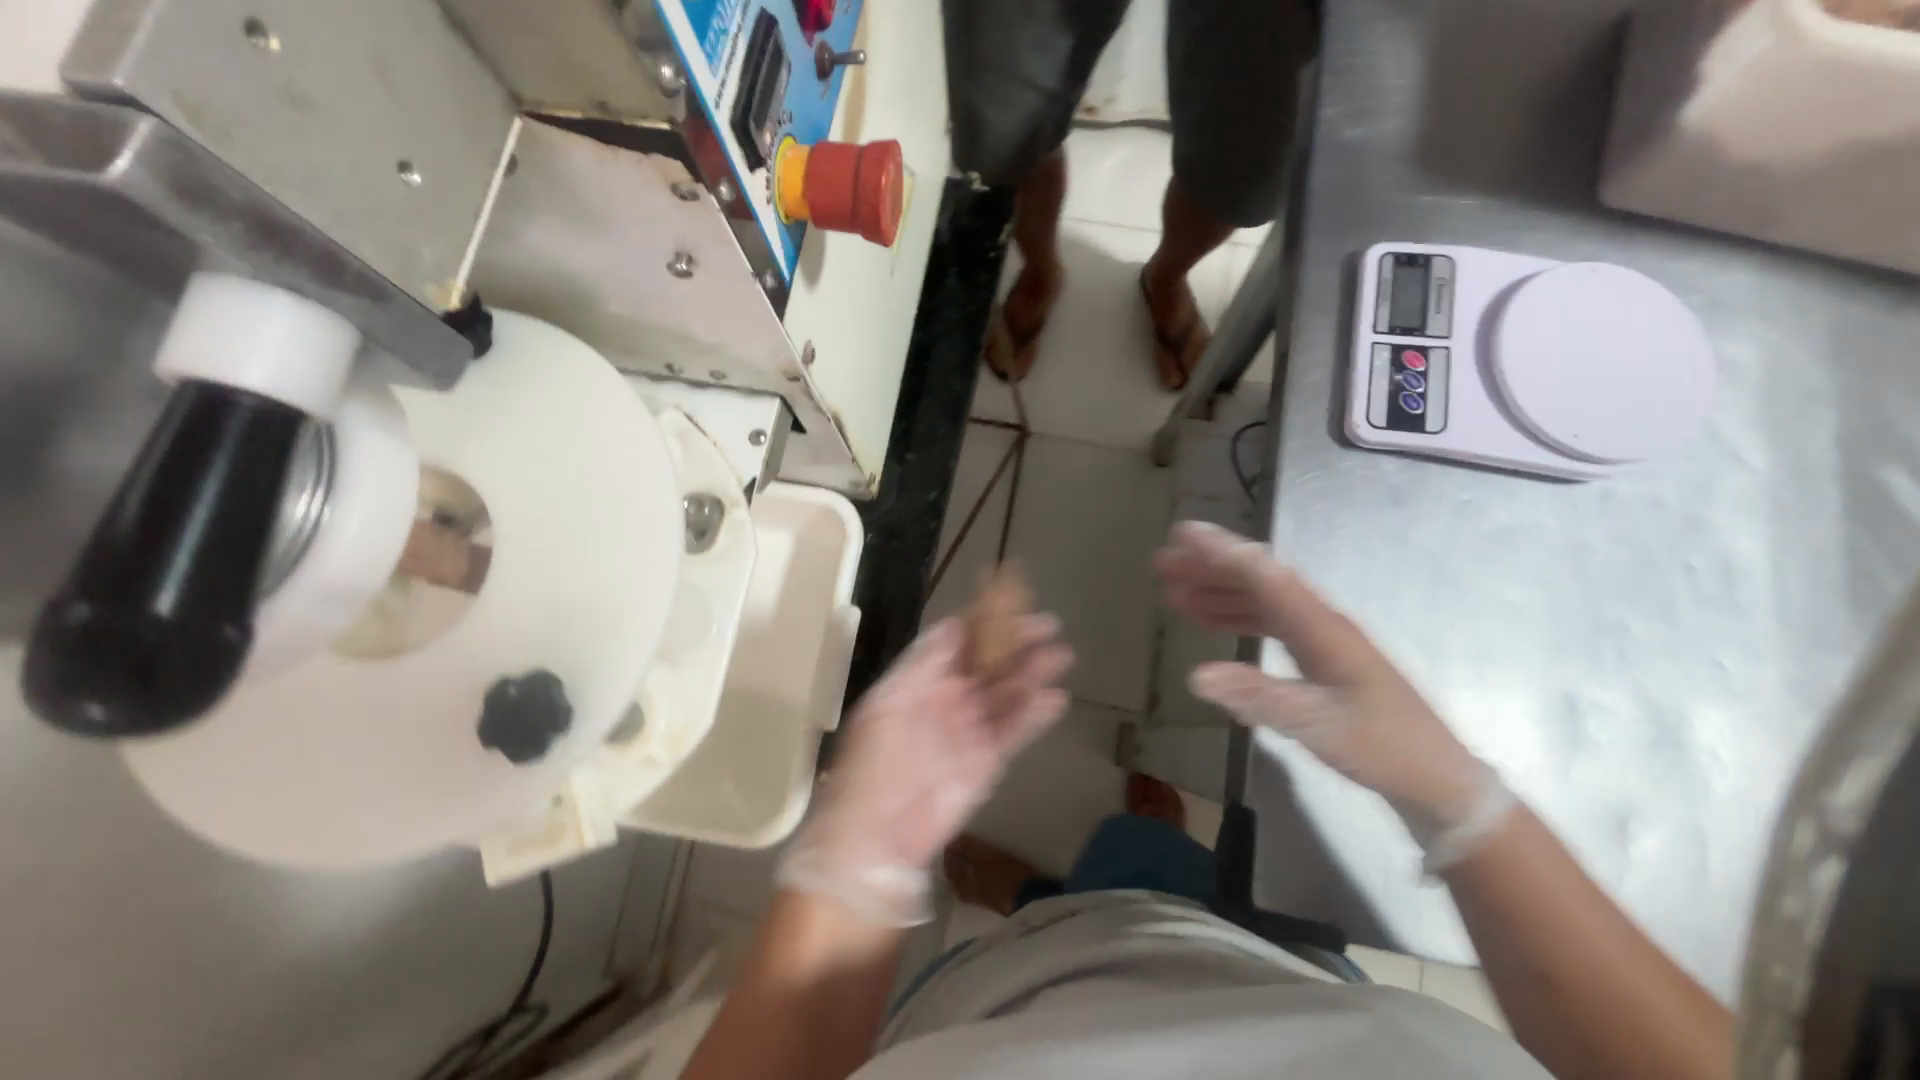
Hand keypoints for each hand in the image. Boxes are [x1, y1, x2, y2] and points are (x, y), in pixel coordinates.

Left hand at [776, 616, 1073, 924]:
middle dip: (1017, 645)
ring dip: (1031, 674)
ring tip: (1060, 657)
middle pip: (988, 665)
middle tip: (1049, 628)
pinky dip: (1034, 714)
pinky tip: (1055, 699)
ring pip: (1005, 694)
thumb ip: (922, 665)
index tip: (1012, 604)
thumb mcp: (887, 705)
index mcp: (919, 682)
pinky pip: (1014, 730)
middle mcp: (946, 700)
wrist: (874, 837)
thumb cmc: (873, 766)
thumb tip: (953, 625)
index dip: (984, 623)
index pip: (957, 643)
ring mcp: (968, 730)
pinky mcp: (986, 761)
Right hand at [1156, 522, 1512, 865]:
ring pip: (1263, 604)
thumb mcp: (1319, 725)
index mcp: (1323, 628)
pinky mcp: (1324, 664)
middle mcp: (1322, 624)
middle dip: (1211, 569)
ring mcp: (1324, 643)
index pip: (1266, 577)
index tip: (1183, 534)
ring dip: (1220, 593)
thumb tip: (1196, 674)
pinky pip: (1272, 627)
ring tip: (1175, 592)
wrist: (1439, 779)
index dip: (1222, 553)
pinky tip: (1215, 627)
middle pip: (1260, 583)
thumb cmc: (1384, 748)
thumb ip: (1259, 697)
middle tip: (1163, 562)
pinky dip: (1238, 621)